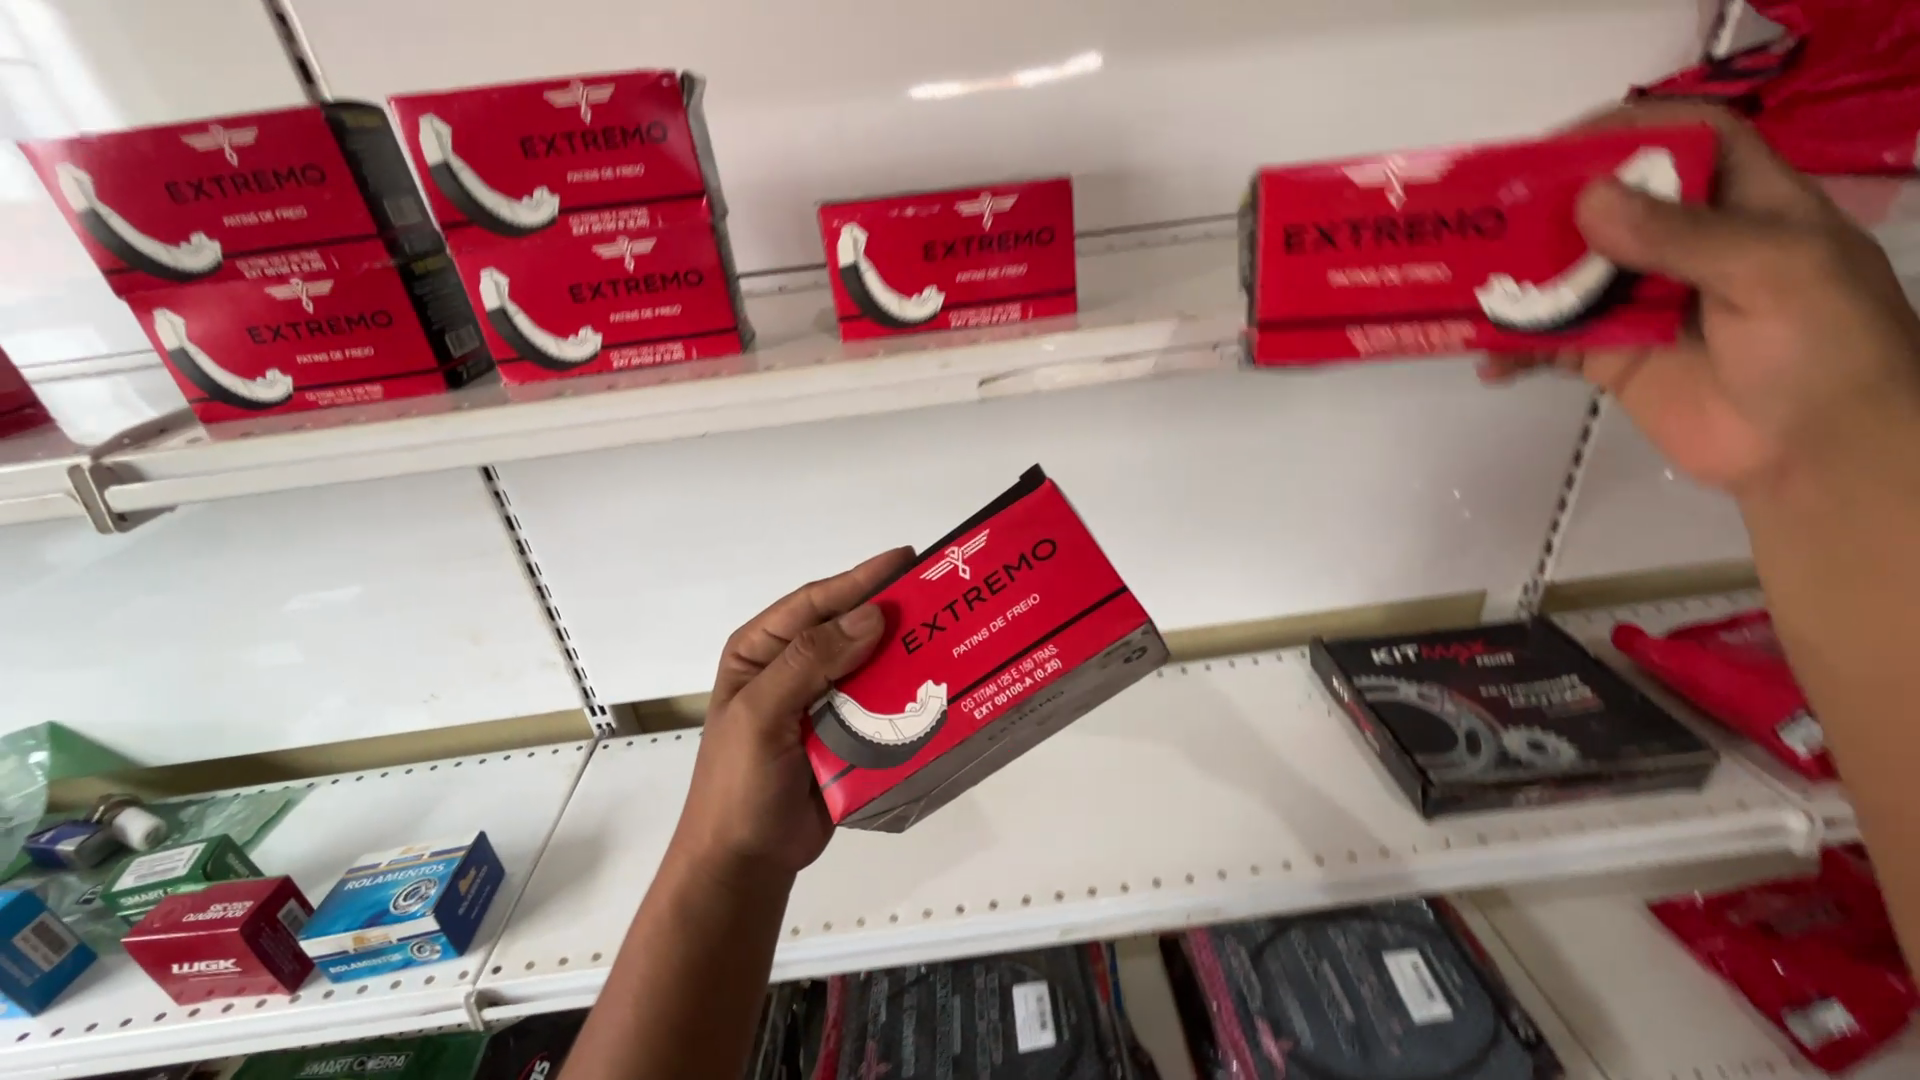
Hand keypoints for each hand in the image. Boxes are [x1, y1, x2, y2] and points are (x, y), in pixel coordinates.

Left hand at [670, 547, 914, 880]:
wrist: (746, 861)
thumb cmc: (738, 783)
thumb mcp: (761, 715)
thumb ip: (810, 662)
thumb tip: (871, 615)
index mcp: (762, 652)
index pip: (815, 603)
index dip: (860, 579)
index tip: (906, 558)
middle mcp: (795, 668)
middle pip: (849, 629)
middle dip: (892, 613)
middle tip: (941, 594)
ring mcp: (823, 702)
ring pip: (872, 666)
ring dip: (906, 653)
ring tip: (952, 634)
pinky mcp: (848, 735)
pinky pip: (882, 705)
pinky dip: (908, 696)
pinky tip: (940, 686)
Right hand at [1480, 104, 1919, 498]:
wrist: (1814, 453)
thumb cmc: (1822, 347)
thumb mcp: (1771, 272)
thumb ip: (1682, 236)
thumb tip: (1587, 199)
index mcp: (1745, 208)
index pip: (1686, 143)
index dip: (1626, 133)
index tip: (1555, 150)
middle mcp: (1687, 249)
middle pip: (1610, 210)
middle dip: (1548, 210)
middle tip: (1487, 218)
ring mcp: (1644, 306)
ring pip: (1569, 278)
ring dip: (1519, 283)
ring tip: (1469, 288)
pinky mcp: (1613, 358)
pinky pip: (1553, 344)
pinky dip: (1516, 351)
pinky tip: (1490, 361)